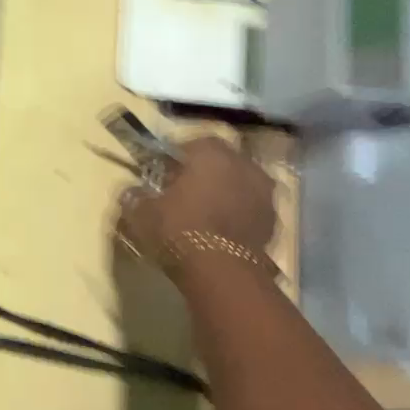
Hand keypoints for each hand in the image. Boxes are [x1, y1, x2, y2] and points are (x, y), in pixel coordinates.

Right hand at [120, 136, 276, 265]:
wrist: (220, 268)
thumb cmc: (175, 229)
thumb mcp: (138, 211)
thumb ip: (136, 194)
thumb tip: (135, 190)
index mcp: (212, 158)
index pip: (198, 141)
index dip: (179, 152)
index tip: (163, 166)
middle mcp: (245, 168)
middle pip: (225, 159)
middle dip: (206, 169)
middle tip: (182, 185)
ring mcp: (265, 194)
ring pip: (241, 181)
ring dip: (225, 188)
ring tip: (202, 206)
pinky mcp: (274, 218)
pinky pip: (251, 204)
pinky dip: (237, 209)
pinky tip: (218, 225)